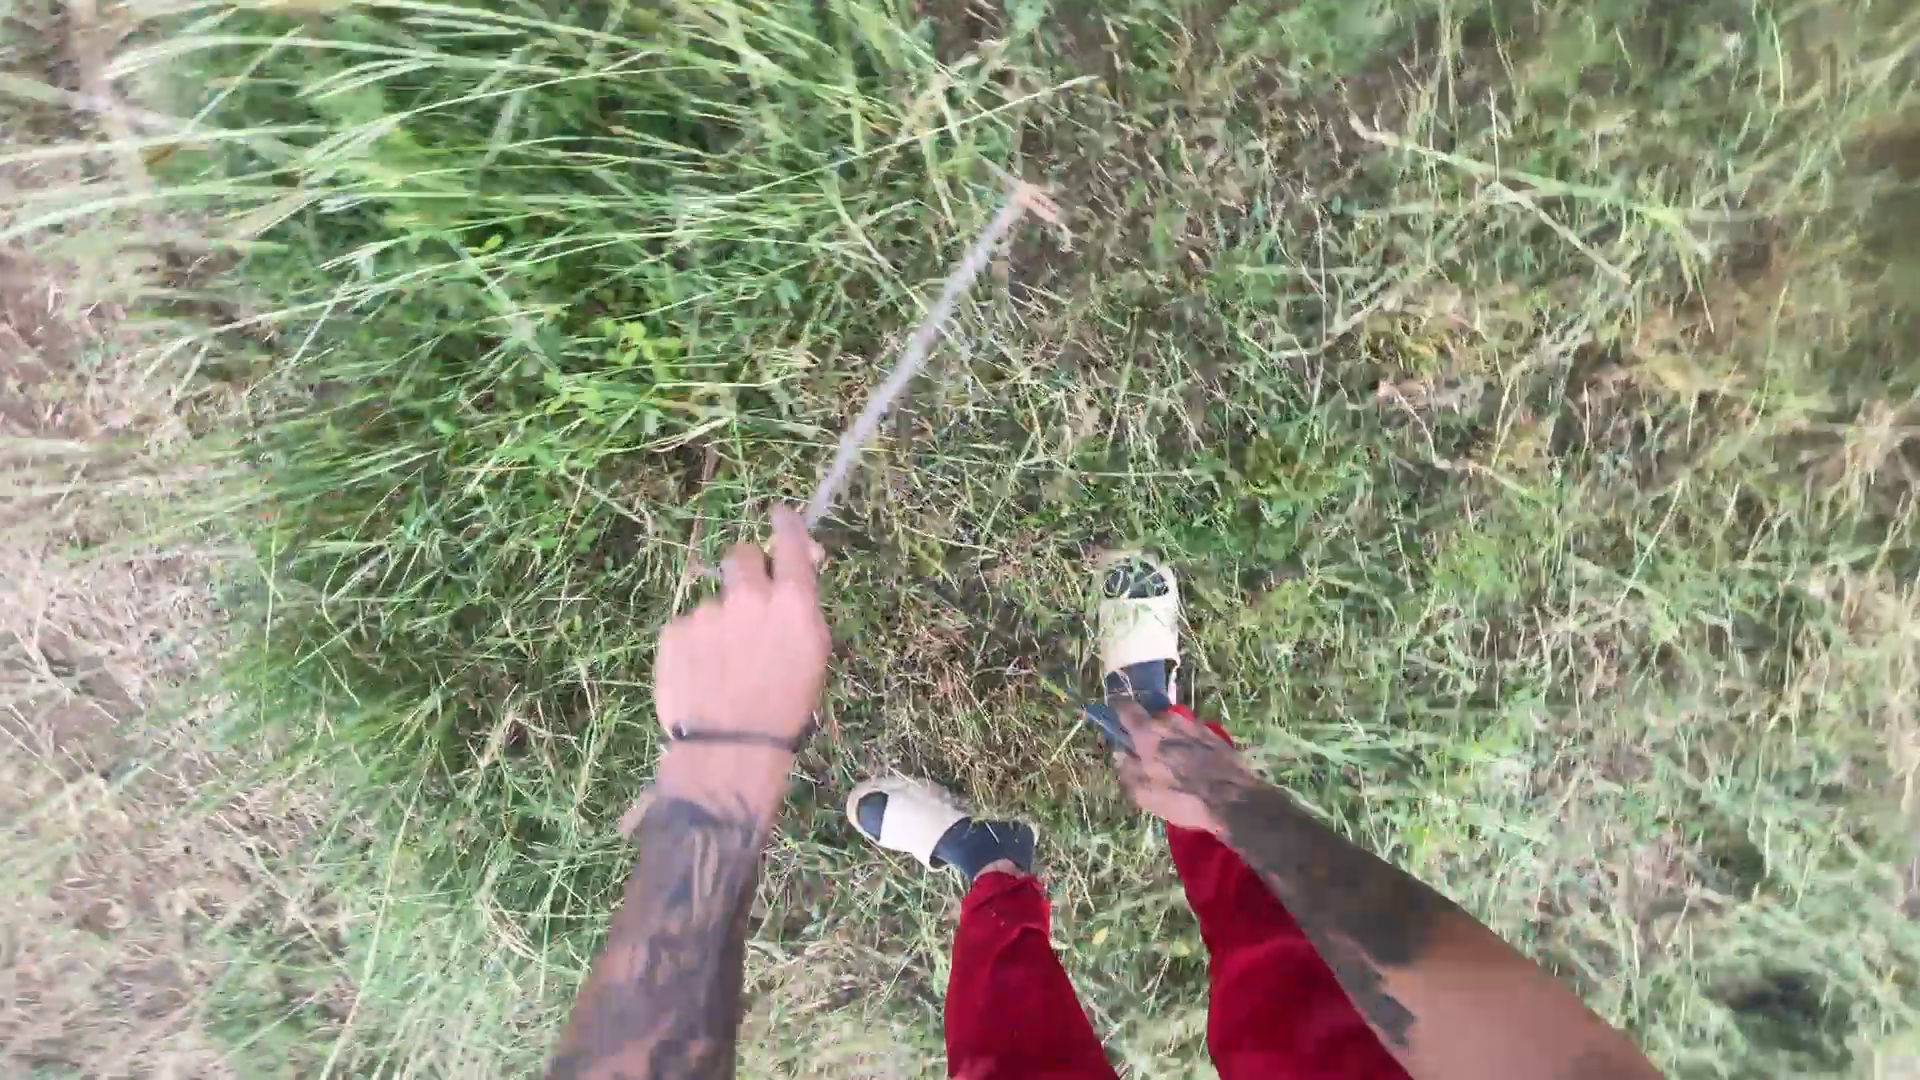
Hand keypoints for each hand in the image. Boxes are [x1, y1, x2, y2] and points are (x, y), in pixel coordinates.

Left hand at [652, 505, 829, 814]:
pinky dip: (696, 641)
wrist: (731, 747)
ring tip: (724, 660)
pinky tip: (703, 671)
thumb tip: (796, 569)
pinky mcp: (674, 631)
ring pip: (715, 598)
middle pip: (742, 554)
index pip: (790, 541)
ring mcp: (708, 611)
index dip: (785, 523)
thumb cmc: (787, 704)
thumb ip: (803, 604)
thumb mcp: (814, 651)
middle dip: (746, 568)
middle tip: (748, 597)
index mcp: (793, 601)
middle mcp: (750, 596)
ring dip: (721, 616)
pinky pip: (689, 624)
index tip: (779, 514)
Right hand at [1112, 702, 1252, 833]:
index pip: (1125, 708)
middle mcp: (1169, 721)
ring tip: (1173, 762)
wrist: (1234, 800)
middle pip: (1151, 719)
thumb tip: (1120, 755)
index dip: (1117, 713)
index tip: (1116, 724)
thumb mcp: (1144, 793)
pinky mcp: (1214, 736)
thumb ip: (1127, 770)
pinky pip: (1192, 735)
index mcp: (1147, 732)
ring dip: (1169, 739)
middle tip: (1146, 754)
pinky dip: (1188, 745)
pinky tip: (1193, 765)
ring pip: (1173, 727)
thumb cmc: (1182, 797)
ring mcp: (1194, 726)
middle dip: (1146, 732)